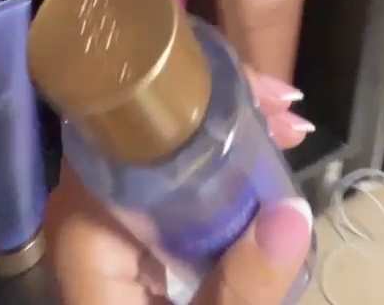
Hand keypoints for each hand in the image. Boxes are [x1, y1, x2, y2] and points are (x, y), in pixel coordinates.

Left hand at [45, 73, 314, 302]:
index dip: (192, 101)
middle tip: (287, 108)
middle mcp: (91, 212)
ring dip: (226, 130)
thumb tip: (296, 215)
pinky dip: (218, 166)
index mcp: (87, 231)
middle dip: (223, 108)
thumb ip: (243, 294)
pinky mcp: (133, 238)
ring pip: (165, 150)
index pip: (127, 131)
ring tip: (288, 122)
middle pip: (151, 131)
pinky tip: (261, 154)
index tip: (258, 99)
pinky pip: (172, 181)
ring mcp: (112, 223)